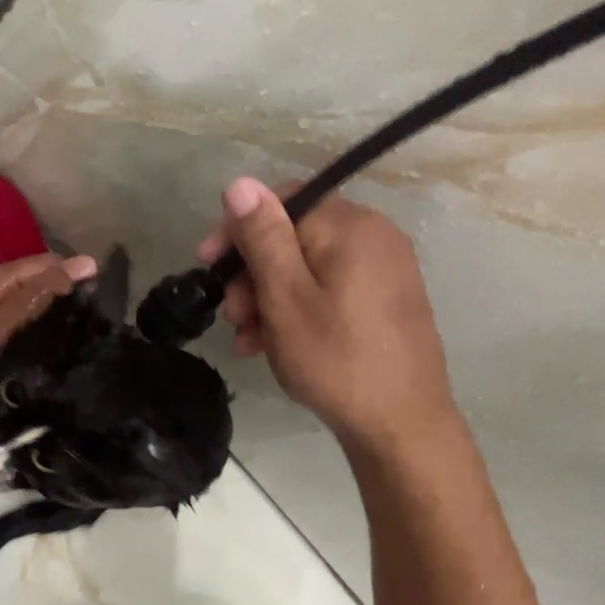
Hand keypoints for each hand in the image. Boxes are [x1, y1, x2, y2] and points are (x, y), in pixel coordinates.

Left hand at [0, 252, 96, 449]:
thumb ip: (35, 296)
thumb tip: (85, 263)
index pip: (42, 265)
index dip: (72, 273)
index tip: (105, 293)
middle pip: (42, 285)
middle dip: (69, 295)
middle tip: (103, 315)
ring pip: (40, 310)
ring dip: (62, 317)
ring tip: (95, 330)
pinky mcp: (3, 345)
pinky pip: (34, 331)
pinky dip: (50, 335)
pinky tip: (71, 346)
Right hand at [202, 178, 457, 451]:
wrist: (399, 420)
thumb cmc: (334, 358)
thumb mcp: (285, 298)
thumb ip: (262, 238)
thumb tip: (240, 184)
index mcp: (349, 228)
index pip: (282, 201)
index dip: (238, 230)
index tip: (206, 267)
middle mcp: (373, 236)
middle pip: (292, 235)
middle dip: (250, 272)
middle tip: (229, 316)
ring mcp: (382, 268)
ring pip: (304, 266)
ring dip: (265, 297)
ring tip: (247, 339)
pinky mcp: (383, 298)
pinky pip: (325, 288)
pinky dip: (293, 308)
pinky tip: (272, 343)